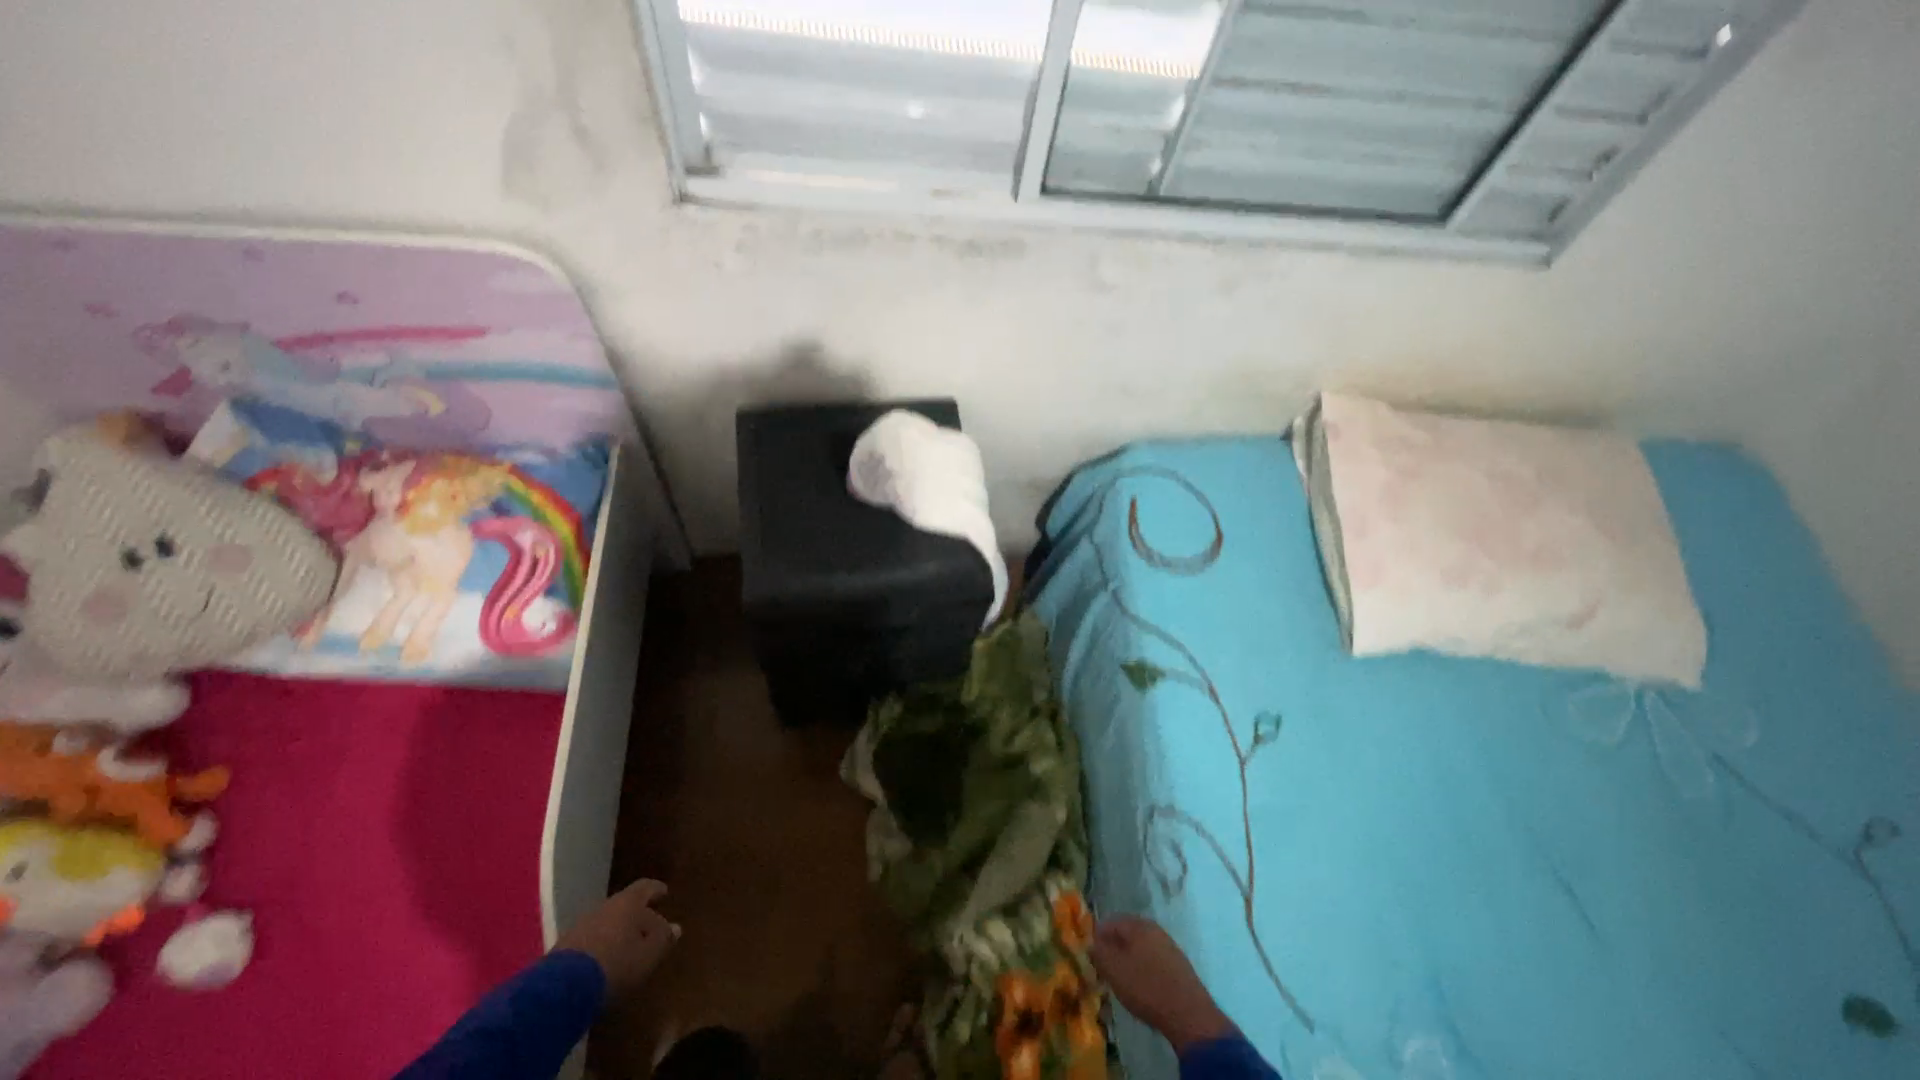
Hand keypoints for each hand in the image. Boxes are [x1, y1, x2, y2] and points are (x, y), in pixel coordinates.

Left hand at [555, 878, 680, 997]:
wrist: (564, 987)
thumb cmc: (618, 964)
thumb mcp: (649, 954)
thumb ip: (663, 939)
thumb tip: (675, 928)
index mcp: (627, 904)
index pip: (645, 888)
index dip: (656, 890)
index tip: (664, 892)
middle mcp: (603, 908)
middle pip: (624, 906)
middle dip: (638, 916)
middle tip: (650, 928)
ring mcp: (581, 926)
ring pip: (607, 923)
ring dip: (619, 932)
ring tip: (629, 948)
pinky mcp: (565, 947)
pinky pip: (591, 940)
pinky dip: (603, 946)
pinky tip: (607, 961)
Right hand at [1088, 916, 1233, 1053]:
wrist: (1189, 1014)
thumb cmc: (1146, 988)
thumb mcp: (1114, 970)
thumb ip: (1098, 952)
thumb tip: (1091, 942)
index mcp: (1138, 925)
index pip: (1110, 921)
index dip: (1096, 936)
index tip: (1089, 955)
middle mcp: (1155, 930)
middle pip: (1126, 932)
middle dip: (1112, 947)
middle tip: (1103, 967)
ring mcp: (1169, 946)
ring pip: (1140, 946)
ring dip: (1127, 958)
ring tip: (1120, 978)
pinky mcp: (1178, 965)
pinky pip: (1152, 959)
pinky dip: (1142, 967)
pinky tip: (1140, 985)